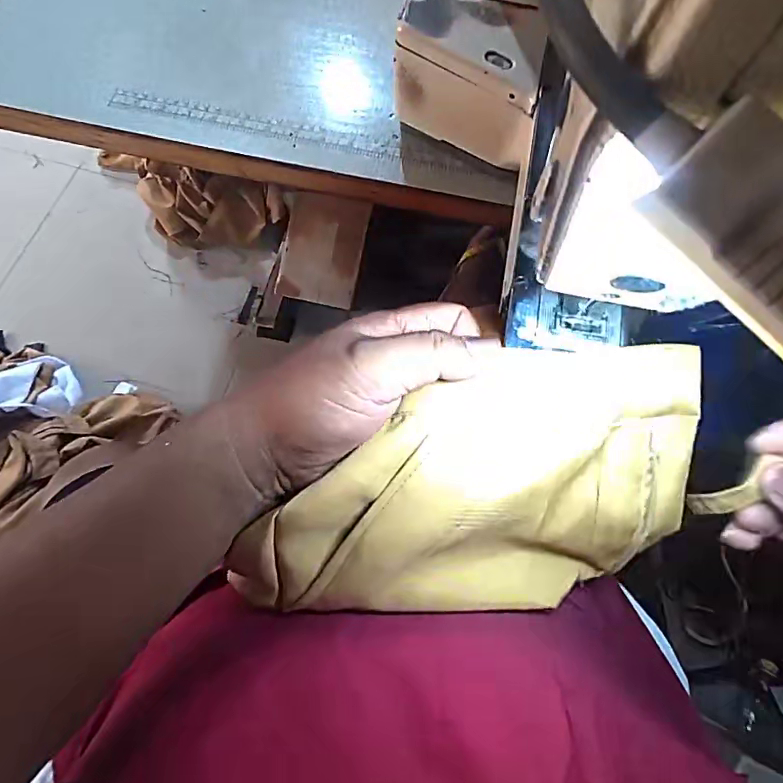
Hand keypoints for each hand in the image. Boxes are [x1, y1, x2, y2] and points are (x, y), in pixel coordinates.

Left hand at [199, 302, 494, 504]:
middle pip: (456, 359)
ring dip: (472, 411)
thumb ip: (427, 351)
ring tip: (510, 429)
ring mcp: (395, 403)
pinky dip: (453, 438)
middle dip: (485, 375)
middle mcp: (399, 363)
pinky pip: (433, 432)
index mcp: (393, 333)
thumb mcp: (368, 366)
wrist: (258, 463)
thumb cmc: (311, 404)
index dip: (485, 334)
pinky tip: (476, 451)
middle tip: (524, 402)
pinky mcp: (390, 439)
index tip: (521, 364)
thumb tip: (491, 353)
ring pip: (448, 398)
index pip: (454, 320)